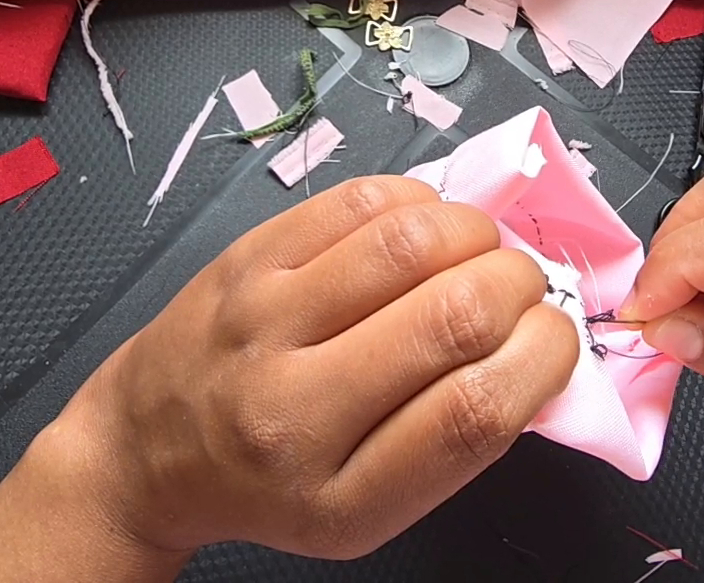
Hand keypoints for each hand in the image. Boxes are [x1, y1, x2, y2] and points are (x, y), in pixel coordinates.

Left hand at [0, 176, 578, 582]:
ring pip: (409, 242)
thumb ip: (454, 435)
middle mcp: (294, 405)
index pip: (473, 413)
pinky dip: (420, 200)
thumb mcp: (366, 505)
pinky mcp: (252, 252)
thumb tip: (536, 340)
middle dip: (518, 284)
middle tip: (522, 284)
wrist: (150, 443)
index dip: (542, 358)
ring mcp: (265, 315)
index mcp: (339, 496)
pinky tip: (426, 222)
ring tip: (480, 247)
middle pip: (450, 316)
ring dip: (476, 232)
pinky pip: (360, 199)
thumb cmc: (275, 480)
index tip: (553, 335)